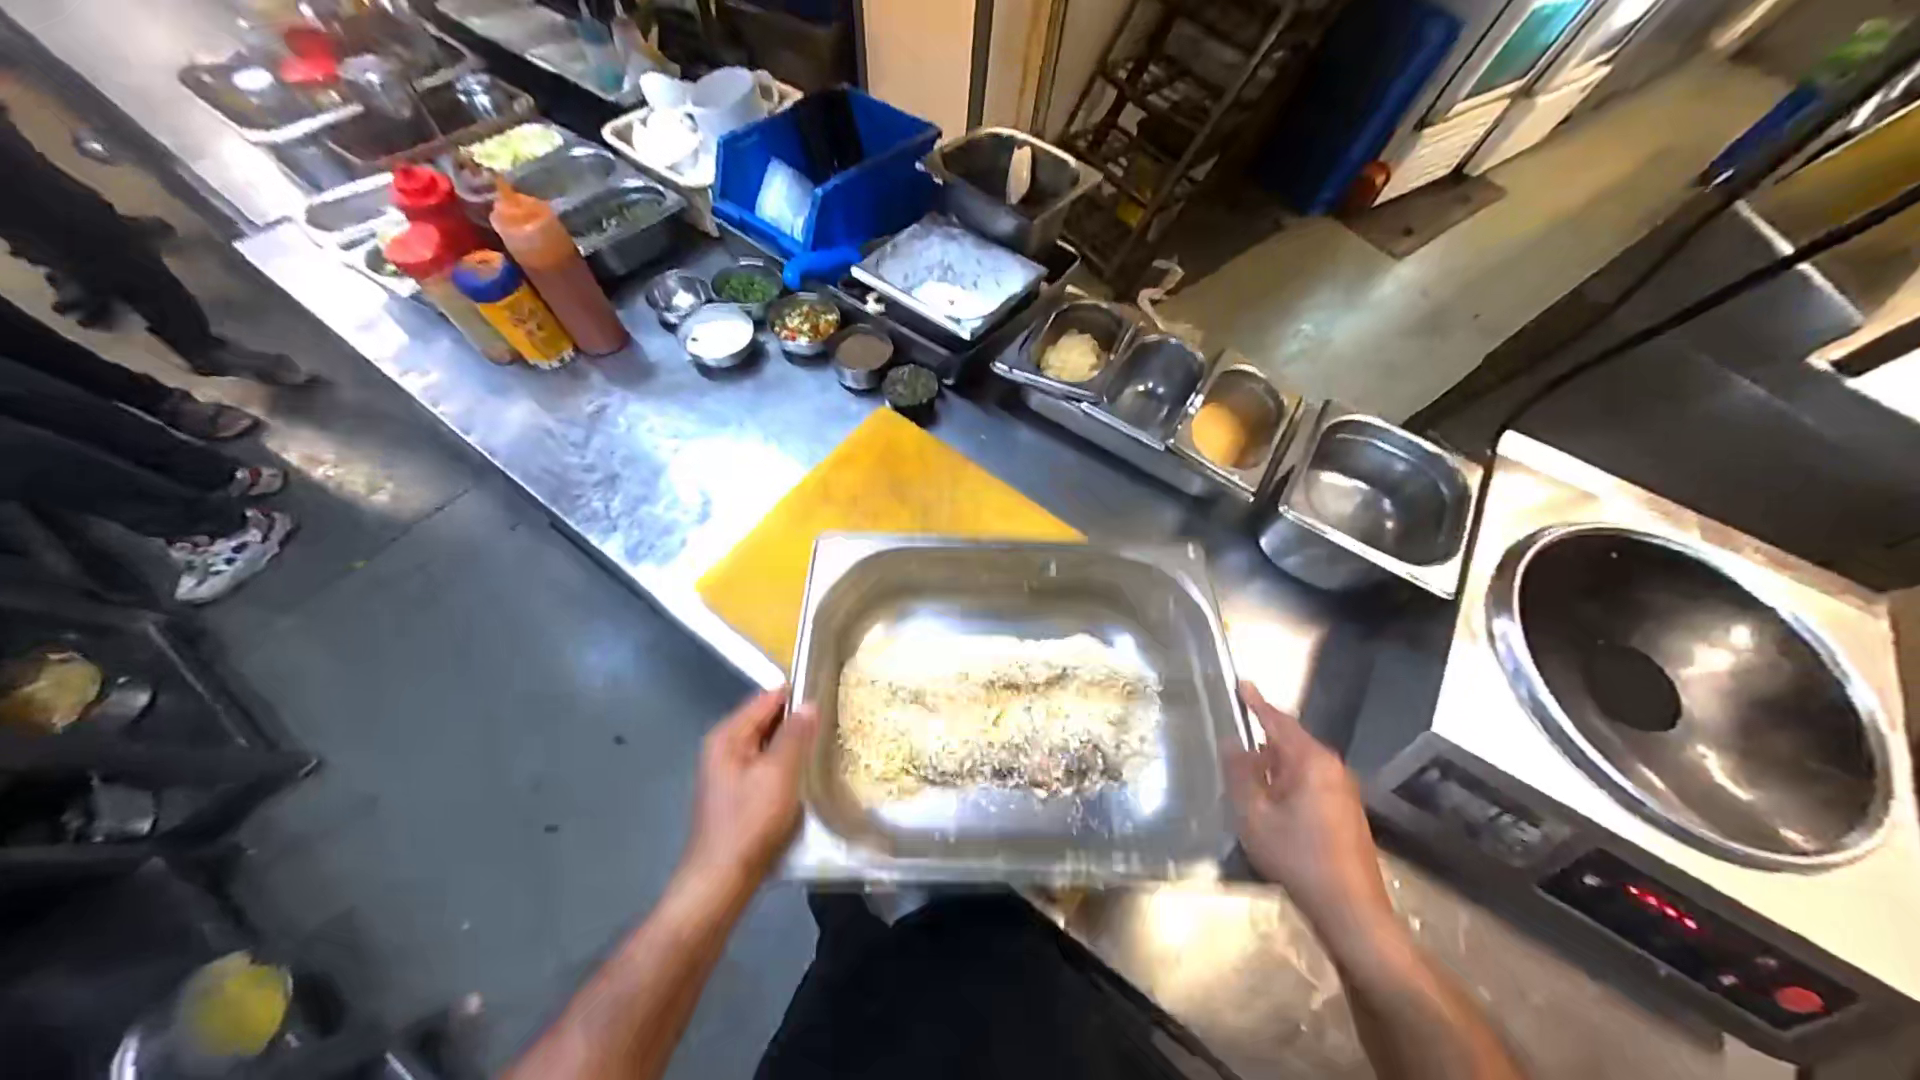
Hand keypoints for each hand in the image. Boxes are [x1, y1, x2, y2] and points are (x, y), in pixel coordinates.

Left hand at [681, 687, 818, 888]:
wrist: (722, 879)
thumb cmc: (750, 821)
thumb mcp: (779, 773)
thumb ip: (795, 735)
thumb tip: (809, 703)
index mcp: (728, 736)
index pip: (766, 699)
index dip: (796, 695)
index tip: (828, 694)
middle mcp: (723, 748)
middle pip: (765, 720)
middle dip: (796, 720)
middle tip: (833, 720)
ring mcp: (728, 772)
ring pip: (767, 745)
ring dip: (792, 744)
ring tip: (825, 743)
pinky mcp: (737, 794)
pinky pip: (765, 766)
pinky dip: (785, 764)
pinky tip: (805, 773)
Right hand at [1225, 681, 1394, 945]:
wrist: (1350, 908)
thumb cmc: (1297, 856)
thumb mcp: (1254, 815)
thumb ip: (1240, 773)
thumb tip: (1232, 742)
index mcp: (1311, 762)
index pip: (1279, 721)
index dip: (1257, 702)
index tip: (1241, 683)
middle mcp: (1332, 768)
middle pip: (1291, 741)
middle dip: (1262, 737)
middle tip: (1233, 737)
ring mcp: (1342, 790)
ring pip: (1299, 763)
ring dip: (1273, 764)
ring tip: (1245, 772)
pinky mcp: (1345, 811)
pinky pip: (1309, 781)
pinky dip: (1286, 780)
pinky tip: (1269, 799)